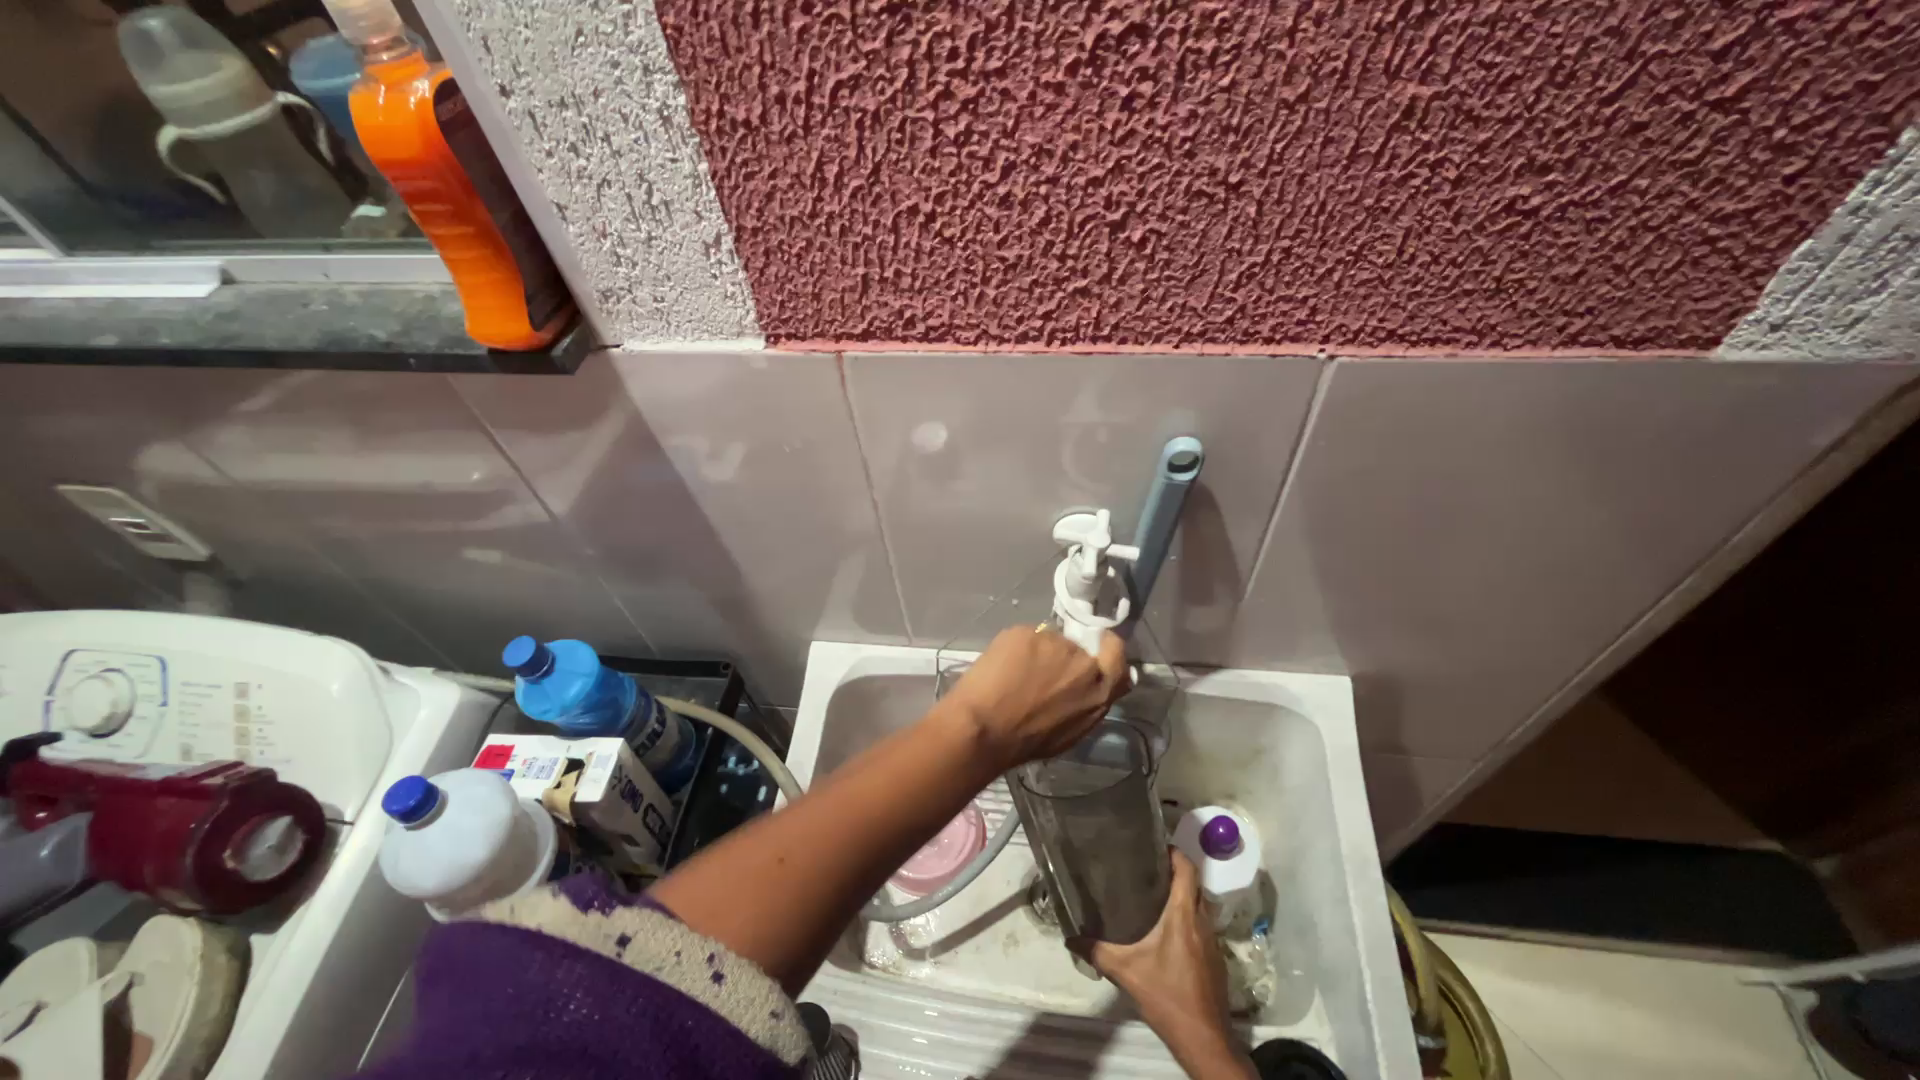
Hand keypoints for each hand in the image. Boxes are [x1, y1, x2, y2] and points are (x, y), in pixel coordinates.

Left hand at [941, 625, 1129, 770]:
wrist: (984, 727)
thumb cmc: (1026, 741)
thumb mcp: (1071, 731)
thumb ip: (1087, 703)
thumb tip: (1086, 689)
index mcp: (1099, 691)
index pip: (1117, 655)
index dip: (1108, 646)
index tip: (1098, 643)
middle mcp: (1083, 663)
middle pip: (1077, 649)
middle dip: (1062, 658)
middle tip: (1038, 673)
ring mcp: (1055, 644)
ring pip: (1049, 641)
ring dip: (1037, 653)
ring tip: (1014, 675)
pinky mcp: (1028, 632)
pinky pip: (1025, 636)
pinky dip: (1015, 648)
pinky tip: (1001, 667)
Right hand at [1075, 851, 1253, 1079]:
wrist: (1204, 1038)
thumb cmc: (1167, 997)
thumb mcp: (1126, 972)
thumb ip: (1096, 951)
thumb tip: (1070, 937)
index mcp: (1183, 916)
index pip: (1187, 870)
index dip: (1174, 852)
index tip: (1154, 845)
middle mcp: (1202, 922)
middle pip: (1194, 884)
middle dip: (1174, 871)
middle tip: (1146, 867)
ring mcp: (1212, 941)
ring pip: (1199, 905)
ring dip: (1181, 896)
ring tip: (1152, 893)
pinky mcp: (1214, 958)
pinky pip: (1201, 925)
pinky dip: (1186, 918)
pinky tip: (1165, 929)